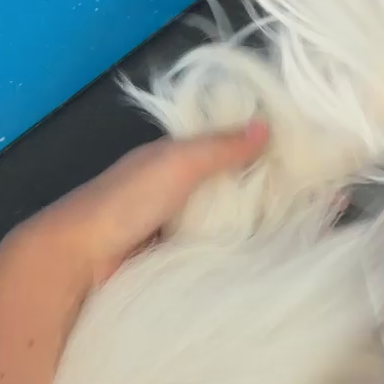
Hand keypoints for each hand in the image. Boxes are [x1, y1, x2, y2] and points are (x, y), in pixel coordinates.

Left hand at [19, 120, 269, 288]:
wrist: (81, 257)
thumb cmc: (126, 201)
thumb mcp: (178, 163)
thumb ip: (220, 147)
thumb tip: (267, 125)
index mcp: (169, 158)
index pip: (217, 147)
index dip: (250, 148)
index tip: (292, 159)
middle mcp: (170, 190)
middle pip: (219, 186)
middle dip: (253, 190)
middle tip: (303, 200)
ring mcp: (169, 226)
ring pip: (216, 220)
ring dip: (242, 226)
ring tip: (290, 231)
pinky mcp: (169, 259)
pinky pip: (207, 250)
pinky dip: (226, 252)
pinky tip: (256, 257)